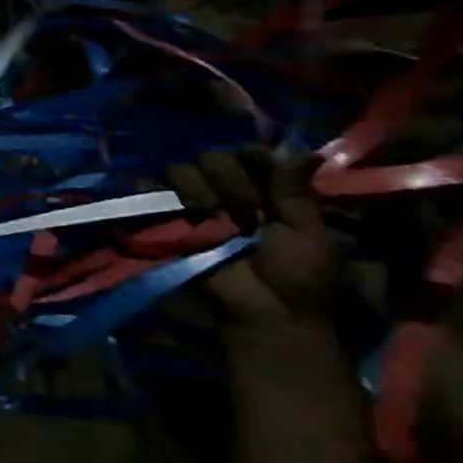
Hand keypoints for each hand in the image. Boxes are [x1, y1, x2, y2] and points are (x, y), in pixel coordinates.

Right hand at [167, 149, 336, 330]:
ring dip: (199, 188)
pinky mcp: (169, 220)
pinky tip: (183, 208)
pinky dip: (156, 190)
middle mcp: (227, 192)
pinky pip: (151, 190)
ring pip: (182, 170)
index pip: (248, 154)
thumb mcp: (311, 234)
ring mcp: (195, 205)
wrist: (266, 311)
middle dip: (230, 180)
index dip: (251, 156)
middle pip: (214, 158)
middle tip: (247, 211)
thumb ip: (296, 194)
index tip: (259, 168)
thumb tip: (301, 152)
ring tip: (213, 215)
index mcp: (265, 192)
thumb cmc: (299, 276)